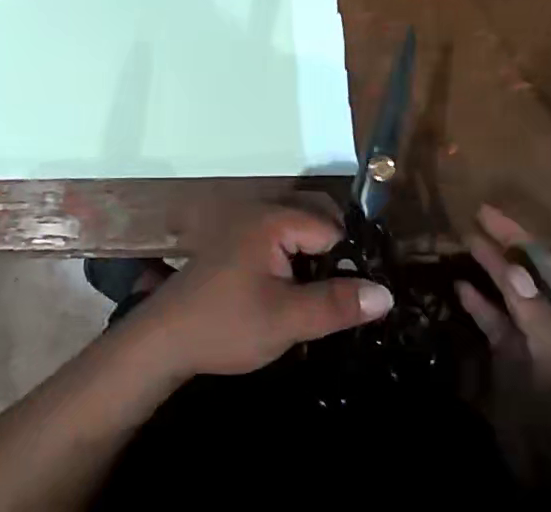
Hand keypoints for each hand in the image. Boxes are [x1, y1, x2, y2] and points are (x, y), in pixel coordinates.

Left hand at [128, 201, 394, 378]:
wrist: (164, 339)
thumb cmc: (226, 325)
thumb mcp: (287, 320)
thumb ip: (336, 303)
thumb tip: (386, 294)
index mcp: (274, 220)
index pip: (332, 227)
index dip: (348, 259)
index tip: (358, 293)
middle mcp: (260, 210)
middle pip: (316, 215)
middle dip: (334, 248)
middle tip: (341, 293)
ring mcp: (244, 223)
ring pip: (298, 226)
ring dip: (314, 252)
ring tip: (321, 294)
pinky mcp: (235, 240)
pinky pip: (278, 235)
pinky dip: (294, 254)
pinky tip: (293, 289)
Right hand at [455, 205, 550, 511]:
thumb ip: (542, 321)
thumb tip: (513, 268)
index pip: (548, 272)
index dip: (520, 241)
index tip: (487, 212)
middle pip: (523, 283)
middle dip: (498, 253)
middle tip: (466, 224)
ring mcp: (530, 355)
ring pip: (503, 304)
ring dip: (484, 277)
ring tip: (458, 248)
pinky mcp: (508, 376)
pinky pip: (488, 333)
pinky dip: (474, 310)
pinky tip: (458, 293)